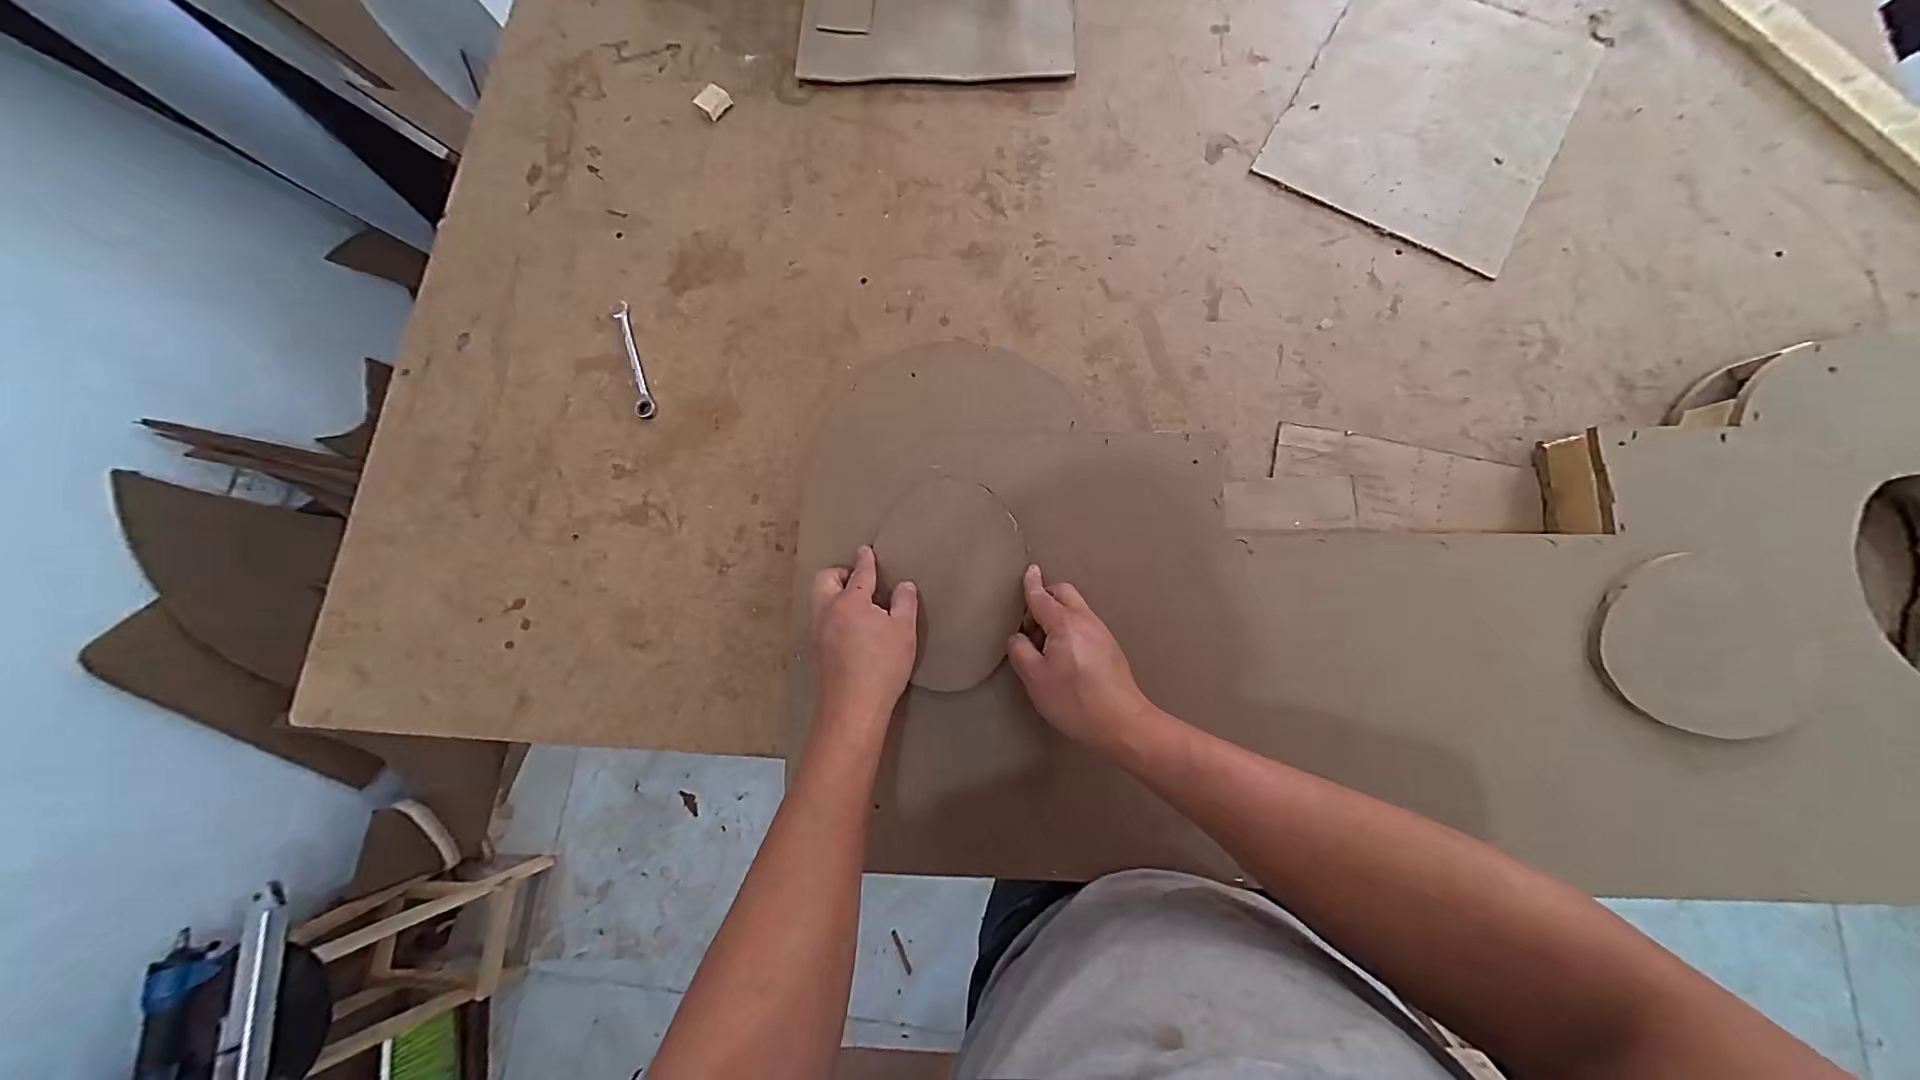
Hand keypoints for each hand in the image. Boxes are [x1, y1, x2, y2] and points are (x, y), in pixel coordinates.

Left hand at [810, 546, 917, 734]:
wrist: (853, 708)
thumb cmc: (882, 667)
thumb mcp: (904, 632)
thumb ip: (905, 603)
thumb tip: (904, 586)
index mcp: (850, 602)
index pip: (860, 573)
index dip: (866, 561)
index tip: (866, 551)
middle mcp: (828, 612)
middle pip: (825, 579)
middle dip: (840, 573)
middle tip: (858, 579)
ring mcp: (817, 632)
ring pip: (819, 600)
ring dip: (834, 594)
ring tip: (856, 603)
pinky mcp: (816, 651)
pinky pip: (820, 620)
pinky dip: (832, 614)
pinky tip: (849, 628)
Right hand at [1007, 565, 1154, 746]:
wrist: (1122, 723)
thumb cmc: (1075, 701)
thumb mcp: (1035, 678)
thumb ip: (1020, 650)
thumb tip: (1018, 637)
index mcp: (1065, 623)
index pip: (1042, 597)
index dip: (1031, 585)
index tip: (1029, 571)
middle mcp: (1086, 621)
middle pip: (1063, 593)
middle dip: (1044, 597)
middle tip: (1029, 624)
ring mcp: (1102, 633)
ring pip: (1075, 608)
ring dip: (1056, 615)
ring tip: (1044, 647)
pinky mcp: (1110, 647)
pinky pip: (1084, 624)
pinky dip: (1069, 628)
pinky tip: (1064, 656)